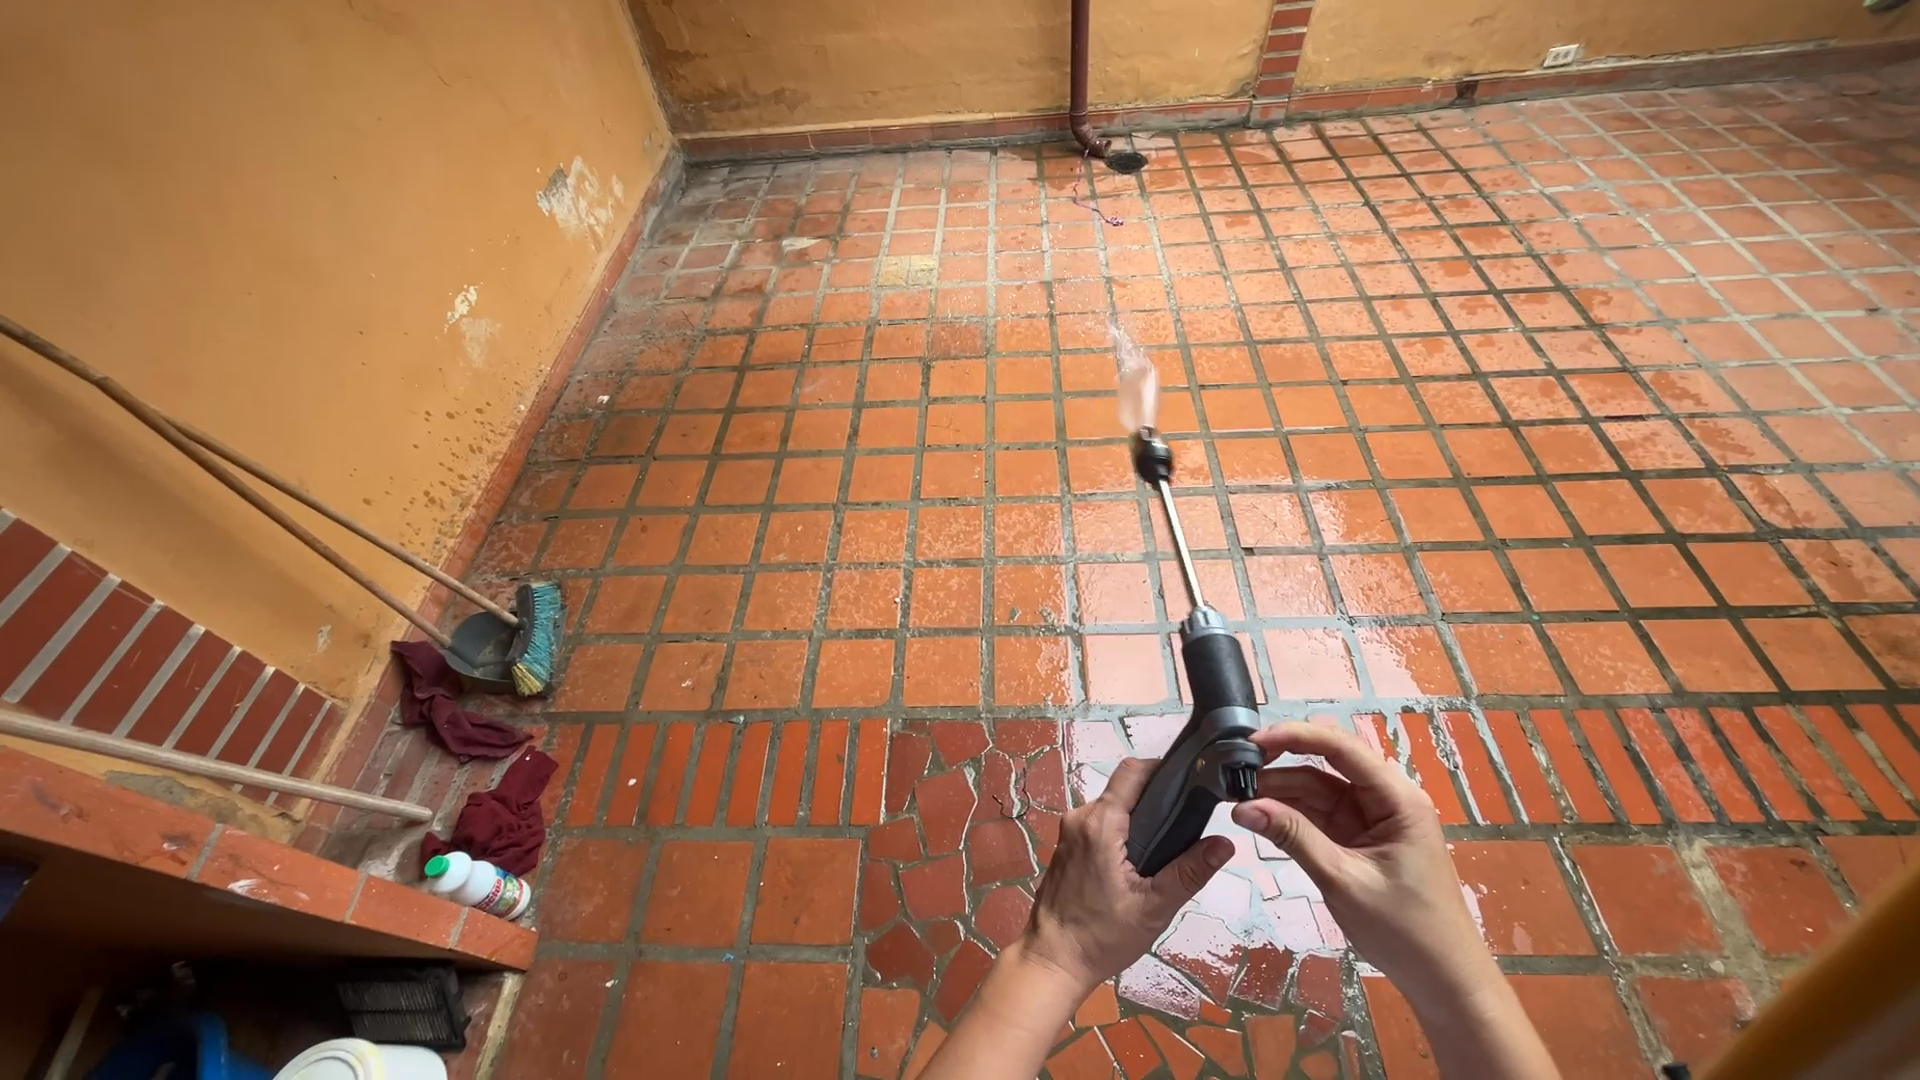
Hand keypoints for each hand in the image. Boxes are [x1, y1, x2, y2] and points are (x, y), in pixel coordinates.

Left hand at [1023, 757, 1233, 990]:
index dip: (1162, 769)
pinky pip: (1099, 823)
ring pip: (1112, 807)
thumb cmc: (1102, 935)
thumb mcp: (1154, 907)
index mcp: (1100, 822)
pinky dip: (1121, 831)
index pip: (1132, 772)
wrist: (1053, 959)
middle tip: (1188, 819)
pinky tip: (1140, 857)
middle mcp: (1081, 816)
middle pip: (1123, 788)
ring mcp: (1070, 830)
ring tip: (1169, 841)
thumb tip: (1225, 843)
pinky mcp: (1067, 845)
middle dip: (1155, 798)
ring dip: (1138, 817)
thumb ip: (1189, 871)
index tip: (1190, 781)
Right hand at [1228, 723, 1491, 1007]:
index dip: (1295, 735)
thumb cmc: (1405, 930)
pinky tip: (1258, 813)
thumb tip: (1241, 807)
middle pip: (1326, 763)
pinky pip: (1317, 813)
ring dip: (1279, 790)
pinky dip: (1288, 812)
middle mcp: (1384, 798)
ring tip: (1236, 794)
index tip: (1252, 741)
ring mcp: (1369, 818)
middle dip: (1280, 762)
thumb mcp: (1343, 880)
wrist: (1445, 983)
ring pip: (1316, 787)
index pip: (1341, 747)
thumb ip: (1293, 837)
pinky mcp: (1357, 838)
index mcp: (1397, 798)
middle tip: (1234, 767)